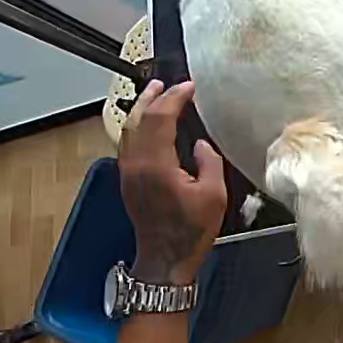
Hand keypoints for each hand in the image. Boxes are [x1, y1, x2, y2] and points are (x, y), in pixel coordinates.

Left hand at [120, 79, 226, 284]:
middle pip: (139, 120)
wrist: (165, 259)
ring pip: (129, 131)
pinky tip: (149, 124)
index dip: (174, 99)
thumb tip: (198, 144)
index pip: (161, 119)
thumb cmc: (192, 230)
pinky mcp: (128, 180)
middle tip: (165, 83)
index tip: (190, 87)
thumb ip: (208, 162)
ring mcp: (128, 172)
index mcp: (156, 165)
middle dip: (152, 98)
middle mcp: (136, 163)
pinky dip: (139, 126)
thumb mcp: (214, 195)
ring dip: (142, 110)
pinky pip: (129, 143)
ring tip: (154, 95)